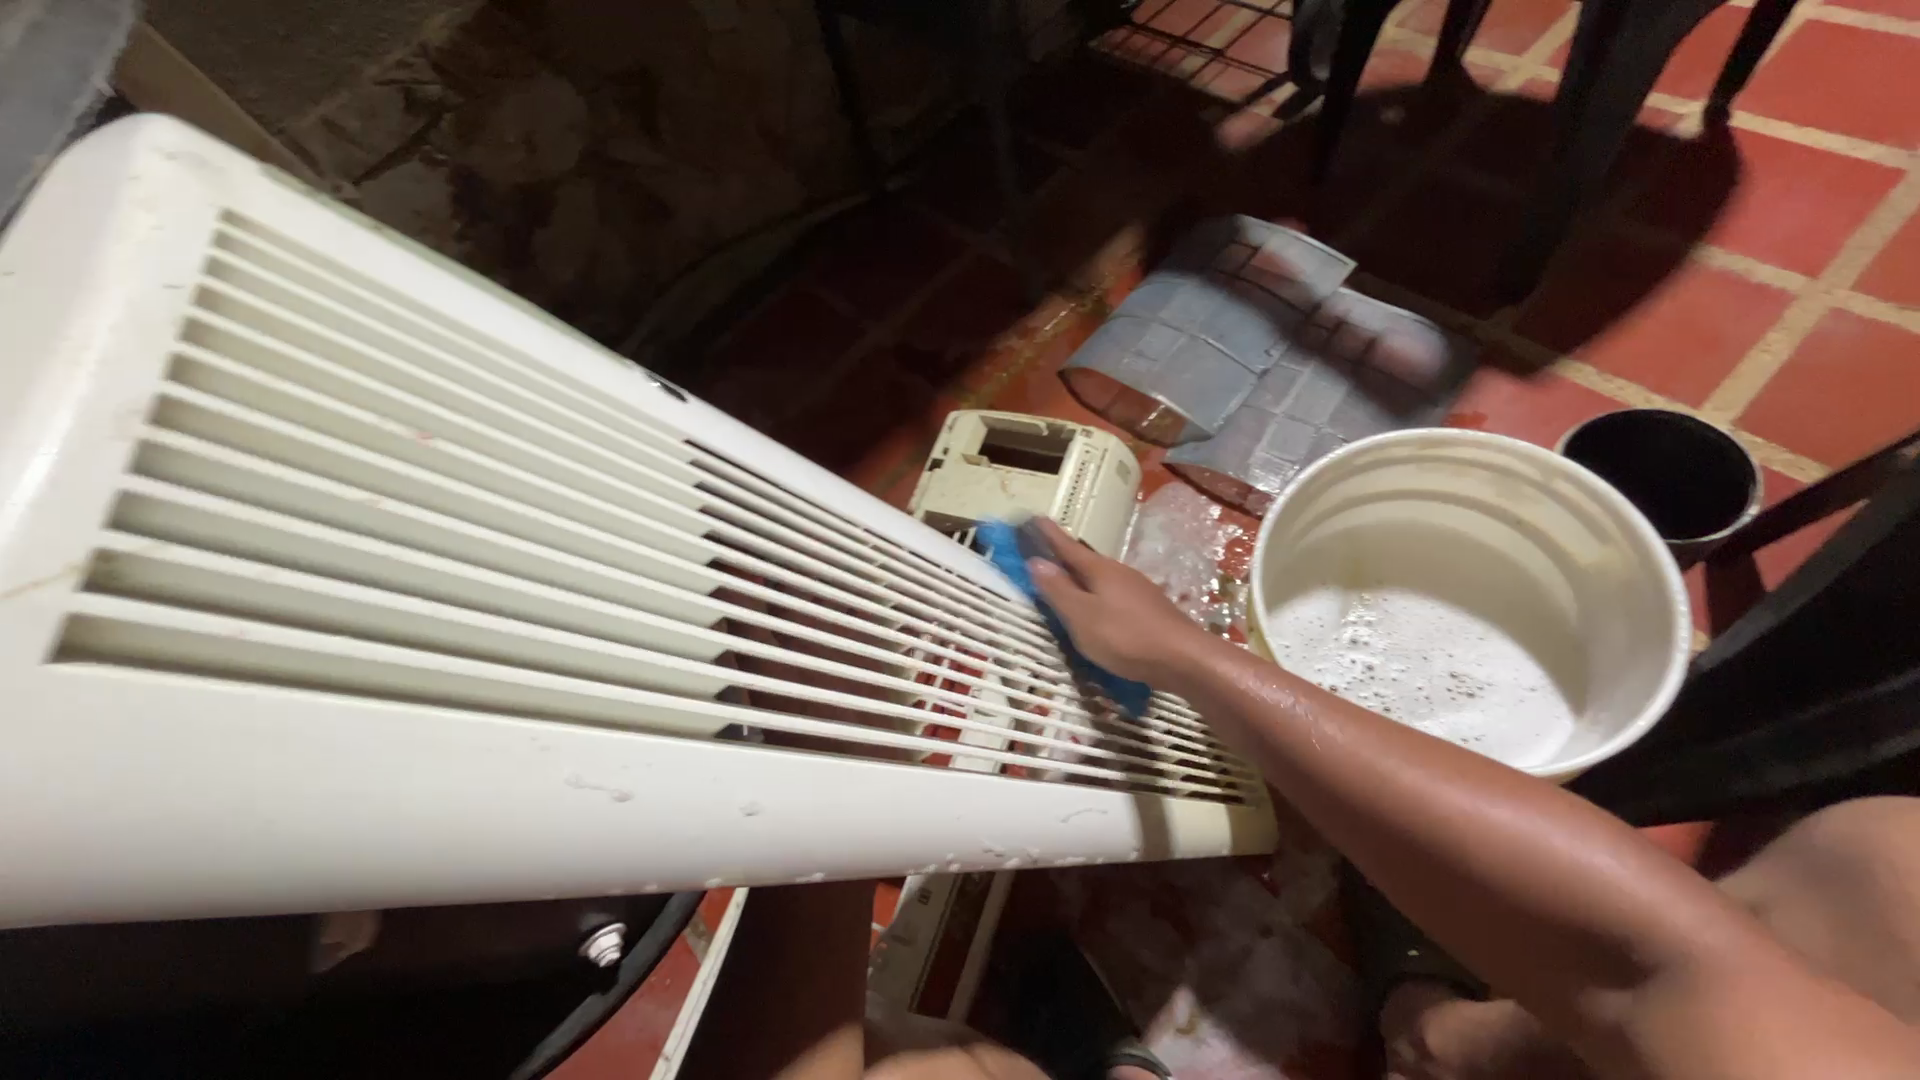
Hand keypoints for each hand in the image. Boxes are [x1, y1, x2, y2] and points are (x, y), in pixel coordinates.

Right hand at [1025, 518, 1211, 684]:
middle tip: (1044, 552)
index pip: (1068, 547)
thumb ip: (1058, 590)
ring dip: (1082, 579)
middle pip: (1086, 561)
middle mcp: (1120, 573)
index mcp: (1100, 570)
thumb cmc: (1125, 636)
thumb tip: (1035, 560)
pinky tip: (1097, 609)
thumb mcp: (1082, 616)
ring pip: (1101, 579)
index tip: (1034, 518)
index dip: (1049, 534)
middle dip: (1065, 557)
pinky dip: (1097, 596)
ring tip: (1066, 583)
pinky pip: (1113, 595)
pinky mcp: (1148, 609)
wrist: (1184, 658)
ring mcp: (1138, 590)